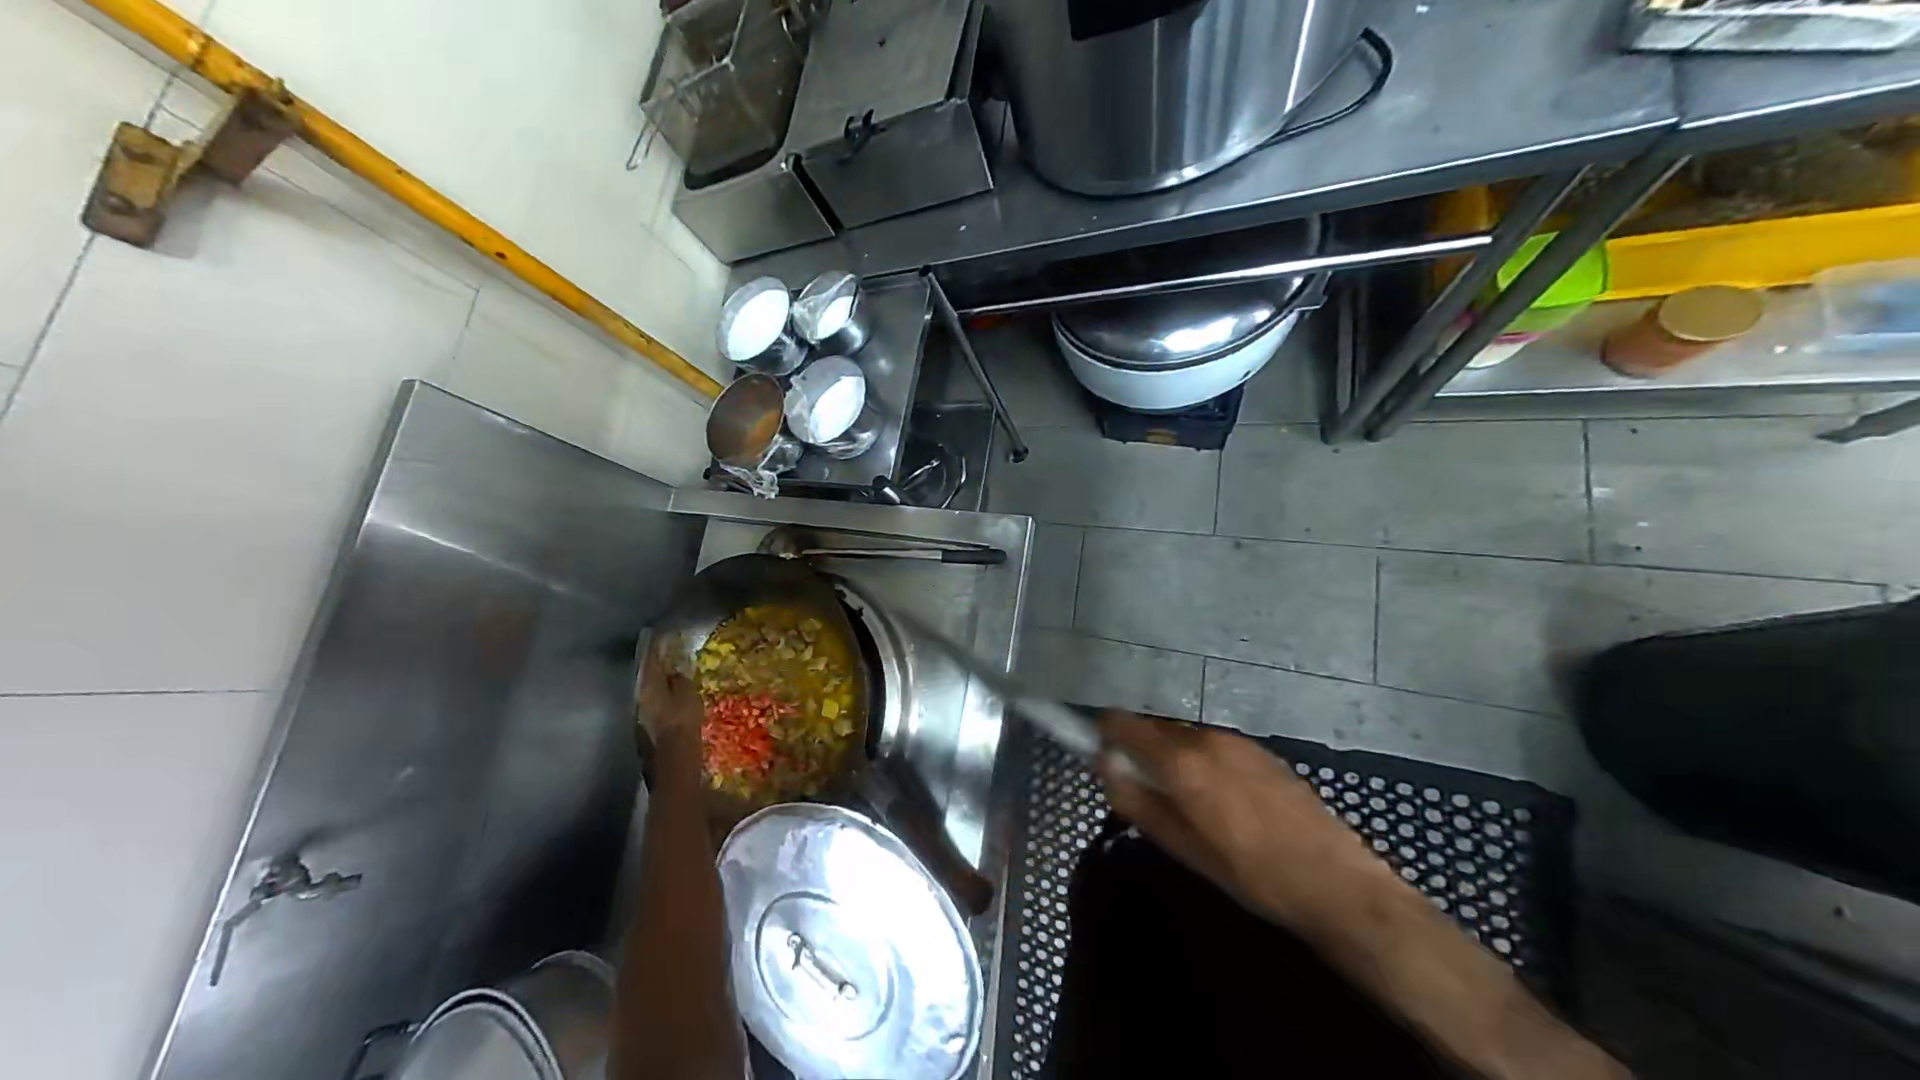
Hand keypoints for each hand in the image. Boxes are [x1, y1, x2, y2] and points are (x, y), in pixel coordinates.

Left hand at [638, 643, 702, 745]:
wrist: (672, 759)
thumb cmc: (682, 721)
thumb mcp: (688, 695)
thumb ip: (680, 680)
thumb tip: (674, 672)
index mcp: (647, 684)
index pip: (650, 659)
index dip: (656, 645)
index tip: (662, 634)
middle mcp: (637, 697)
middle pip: (645, 676)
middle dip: (655, 666)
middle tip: (667, 655)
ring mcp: (638, 715)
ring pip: (647, 692)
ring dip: (657, 684)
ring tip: (669, 677)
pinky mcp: (643, 729)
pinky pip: (651, 707)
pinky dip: (659, 700)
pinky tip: (667, 700)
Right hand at [1096, 712, 1381, 927]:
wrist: (1334, 881)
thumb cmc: (1249, 873)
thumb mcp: (1181, 846)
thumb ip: (1134, 799)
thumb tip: (1103, 764)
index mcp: (1180, 760)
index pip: (1122, 723)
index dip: (1105, 734)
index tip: (1104, 759)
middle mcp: (1205, 738)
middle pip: (1154, 729)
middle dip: (1141, 752)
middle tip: (1149, 794)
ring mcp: (1237, 741)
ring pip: (1185, 737)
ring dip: (1173, 757)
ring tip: (1191, 804)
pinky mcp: (1261, 750)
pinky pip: (1214, 745)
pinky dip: (1203, 761)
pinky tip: (1225, 801)